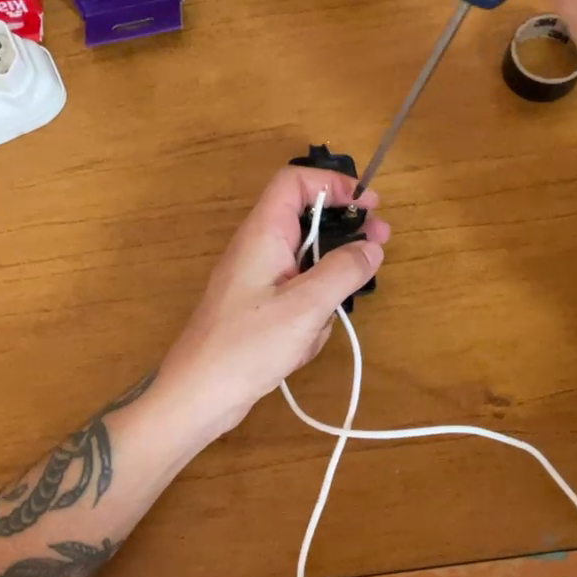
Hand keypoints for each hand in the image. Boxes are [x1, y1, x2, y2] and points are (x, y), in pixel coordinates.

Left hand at [159, 166, 389, 438]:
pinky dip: (309, 316)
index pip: (295, 182)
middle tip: (379, 247)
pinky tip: (303, 345)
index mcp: (262, 234)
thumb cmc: (247, 346)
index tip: (369, 206)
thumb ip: (343, 271)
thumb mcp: (305, 306)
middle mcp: (257, 249)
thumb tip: (372, 248)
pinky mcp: (256, 310)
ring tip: (325, 321)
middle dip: (343, 236)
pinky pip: (296, 298)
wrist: (197, 395)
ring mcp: (256, 281)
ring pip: (306, 265)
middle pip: (306, 221)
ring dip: (325, 290)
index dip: (334, 184)